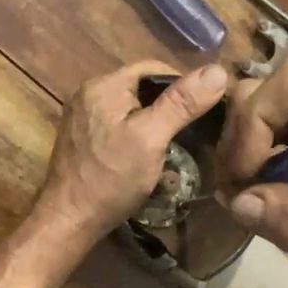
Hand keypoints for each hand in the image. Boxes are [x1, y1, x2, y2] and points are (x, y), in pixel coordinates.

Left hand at [33, 60, 228, 242]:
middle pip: (139, 87)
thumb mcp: (151, 138)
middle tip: (192, 129)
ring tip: (174, 141)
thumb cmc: (112, 178)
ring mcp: (80, 116)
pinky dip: (134, 131)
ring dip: (152, 119)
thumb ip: (181, 104)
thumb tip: (218, 70)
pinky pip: (114, 123)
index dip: (183, 85)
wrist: (69, 219)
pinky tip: (145, 152)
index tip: (204, 108)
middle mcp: (88, 92)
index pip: (153, 68)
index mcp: (104, 84)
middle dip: (167, 104)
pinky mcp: (79, 137)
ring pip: (128, 106)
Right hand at [217, 53, 287, 287]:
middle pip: (282, 84)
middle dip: (247, 132)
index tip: (246, 176)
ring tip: (248, 194)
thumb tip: (240, 202)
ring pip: (278, 102)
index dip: (257, 118)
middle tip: (238, 189)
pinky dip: (265, 154)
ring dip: (251, 144)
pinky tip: (269, 193)